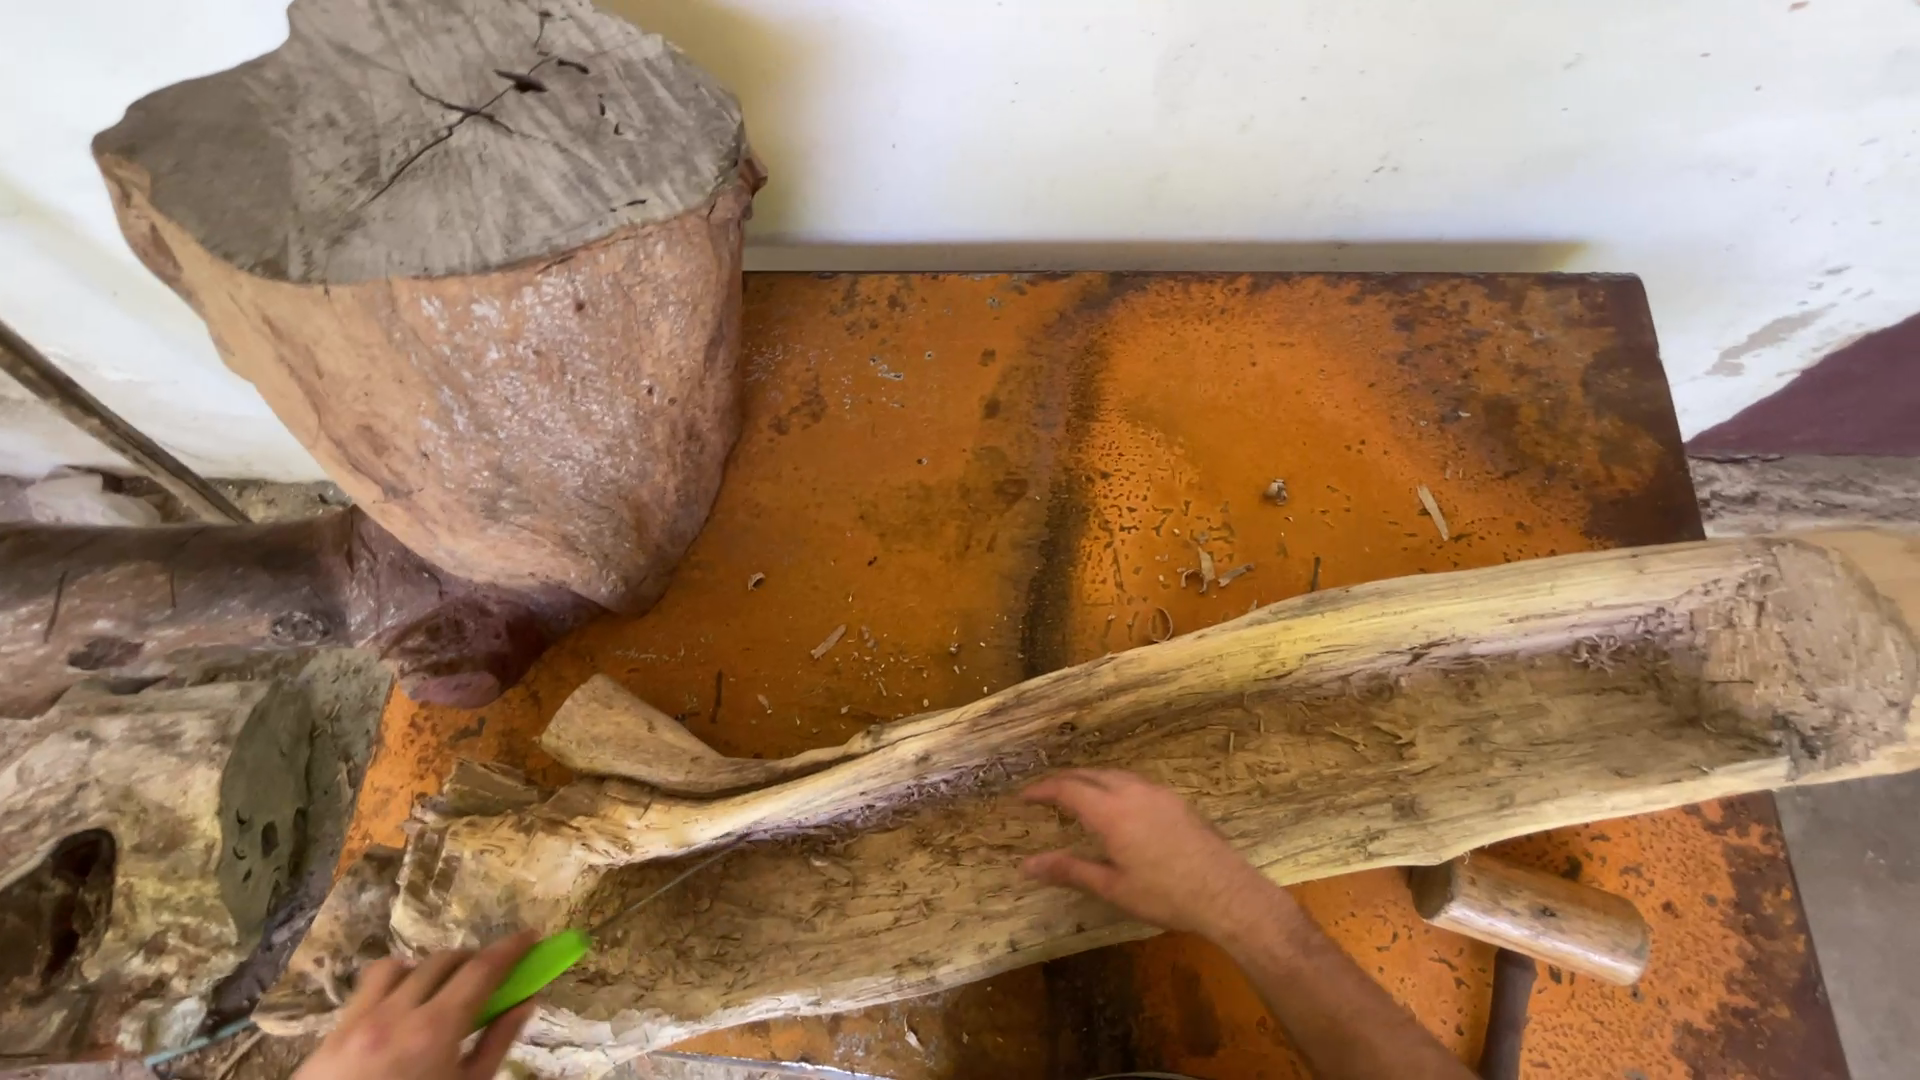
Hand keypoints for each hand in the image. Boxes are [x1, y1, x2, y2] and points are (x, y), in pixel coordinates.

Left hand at [292, 931, 538, 1079]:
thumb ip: (496, 1043)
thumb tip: (526, 1001)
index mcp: (434, 1031)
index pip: (483, 968)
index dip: (512, 947)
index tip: (531, 937)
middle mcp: (394, 1016)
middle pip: (444, 960)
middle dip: (472, 960)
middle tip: (487, 977)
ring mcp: (355, 1025)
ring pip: (399, 966)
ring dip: (427, 970)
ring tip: (436, 992)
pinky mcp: (327, 1039)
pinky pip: (365, 991)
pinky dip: (391, 988)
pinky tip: (398, 1015)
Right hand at [1020, 769, 1287, 940]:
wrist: (1227, 894)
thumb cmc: (1165, 895)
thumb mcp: (1112, 887)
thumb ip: (1069, 870)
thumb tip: (1027, 865)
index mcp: (1110, 811)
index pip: (1066, 788)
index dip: (1041, 790)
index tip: (1022, 796)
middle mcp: (1131, 791)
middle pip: (1088, 774)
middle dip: (1062, 780)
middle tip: (1044, 794)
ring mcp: (1156, 792)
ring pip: (1113, 773)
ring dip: (1089, 779)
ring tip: (1076, 795)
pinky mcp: (1175, 799)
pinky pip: (1133, 780)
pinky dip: (1112, 783)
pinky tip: (1115, 803)